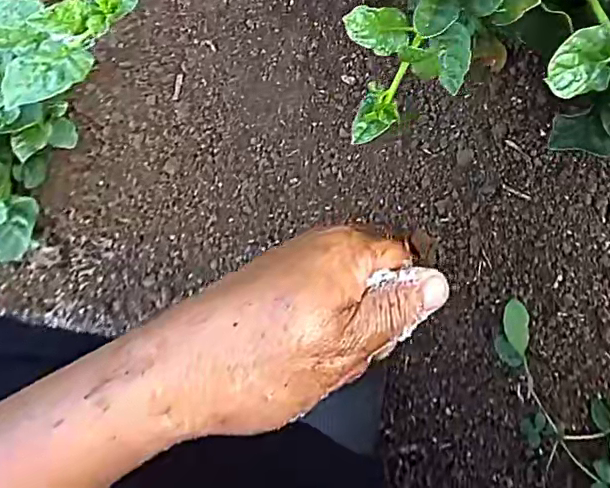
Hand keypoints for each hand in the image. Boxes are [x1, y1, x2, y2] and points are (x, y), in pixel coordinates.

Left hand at [132, 225, 447, 439]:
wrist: (173, 370)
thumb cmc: (251, 361)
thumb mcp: (343, 349)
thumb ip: (397, 312)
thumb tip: (436, 285)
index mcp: (350, 248)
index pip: (410, 259)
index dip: (404, 300)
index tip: (384, 331)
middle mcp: (325, 239)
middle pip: (379, 273)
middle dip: (370, 314)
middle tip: (344, 351)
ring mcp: (299, 252)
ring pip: (348, 288)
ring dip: (341, 323)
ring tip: (310, 357)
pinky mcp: (278, 270)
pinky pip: (319, 291)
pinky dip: (314, 321)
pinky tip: (289, 352)